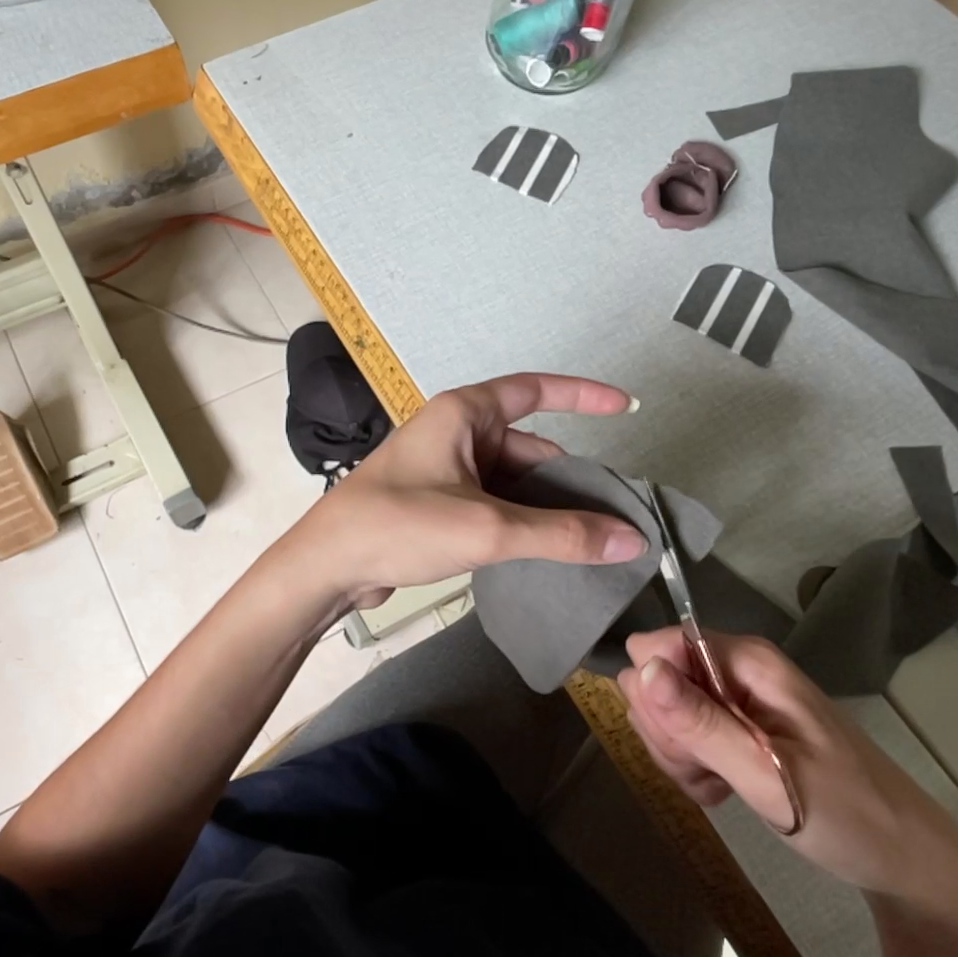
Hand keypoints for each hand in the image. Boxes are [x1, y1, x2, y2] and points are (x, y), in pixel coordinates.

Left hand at [287, 373, 647, 609]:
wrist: (326, 566)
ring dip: (543, 508)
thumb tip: (631, 540)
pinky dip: (517, 523)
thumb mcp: (486, 528)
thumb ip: (561, 534)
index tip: (626, 407)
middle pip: (528, 446)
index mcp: (463, 414)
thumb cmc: (399, 526)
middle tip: (612, 516)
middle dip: (567, 478)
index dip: (583, 395)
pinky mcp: (433, 504)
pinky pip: (490, 503)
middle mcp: (453, 433)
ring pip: (510, 481)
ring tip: (587, 542)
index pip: (534, 390)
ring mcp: (442, 469)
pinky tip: (541, 552)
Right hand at [616, 629, 957, 901]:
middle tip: (709, 770)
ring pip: (661, 709)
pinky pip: (681, 732)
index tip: (689, 743)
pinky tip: (722, 787)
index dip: (657, 696)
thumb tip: (641, 668)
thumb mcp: (767, 776)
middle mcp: (735, 666)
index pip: (653, 648)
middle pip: (653, 680)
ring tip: (722, 783)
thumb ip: (700, 723)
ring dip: (678, 753)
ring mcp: (734, 694)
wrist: (904, 856)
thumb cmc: (847, 815)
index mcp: (747, 661)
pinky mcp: (734, 721)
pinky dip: (691, 765)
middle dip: (667, 732)